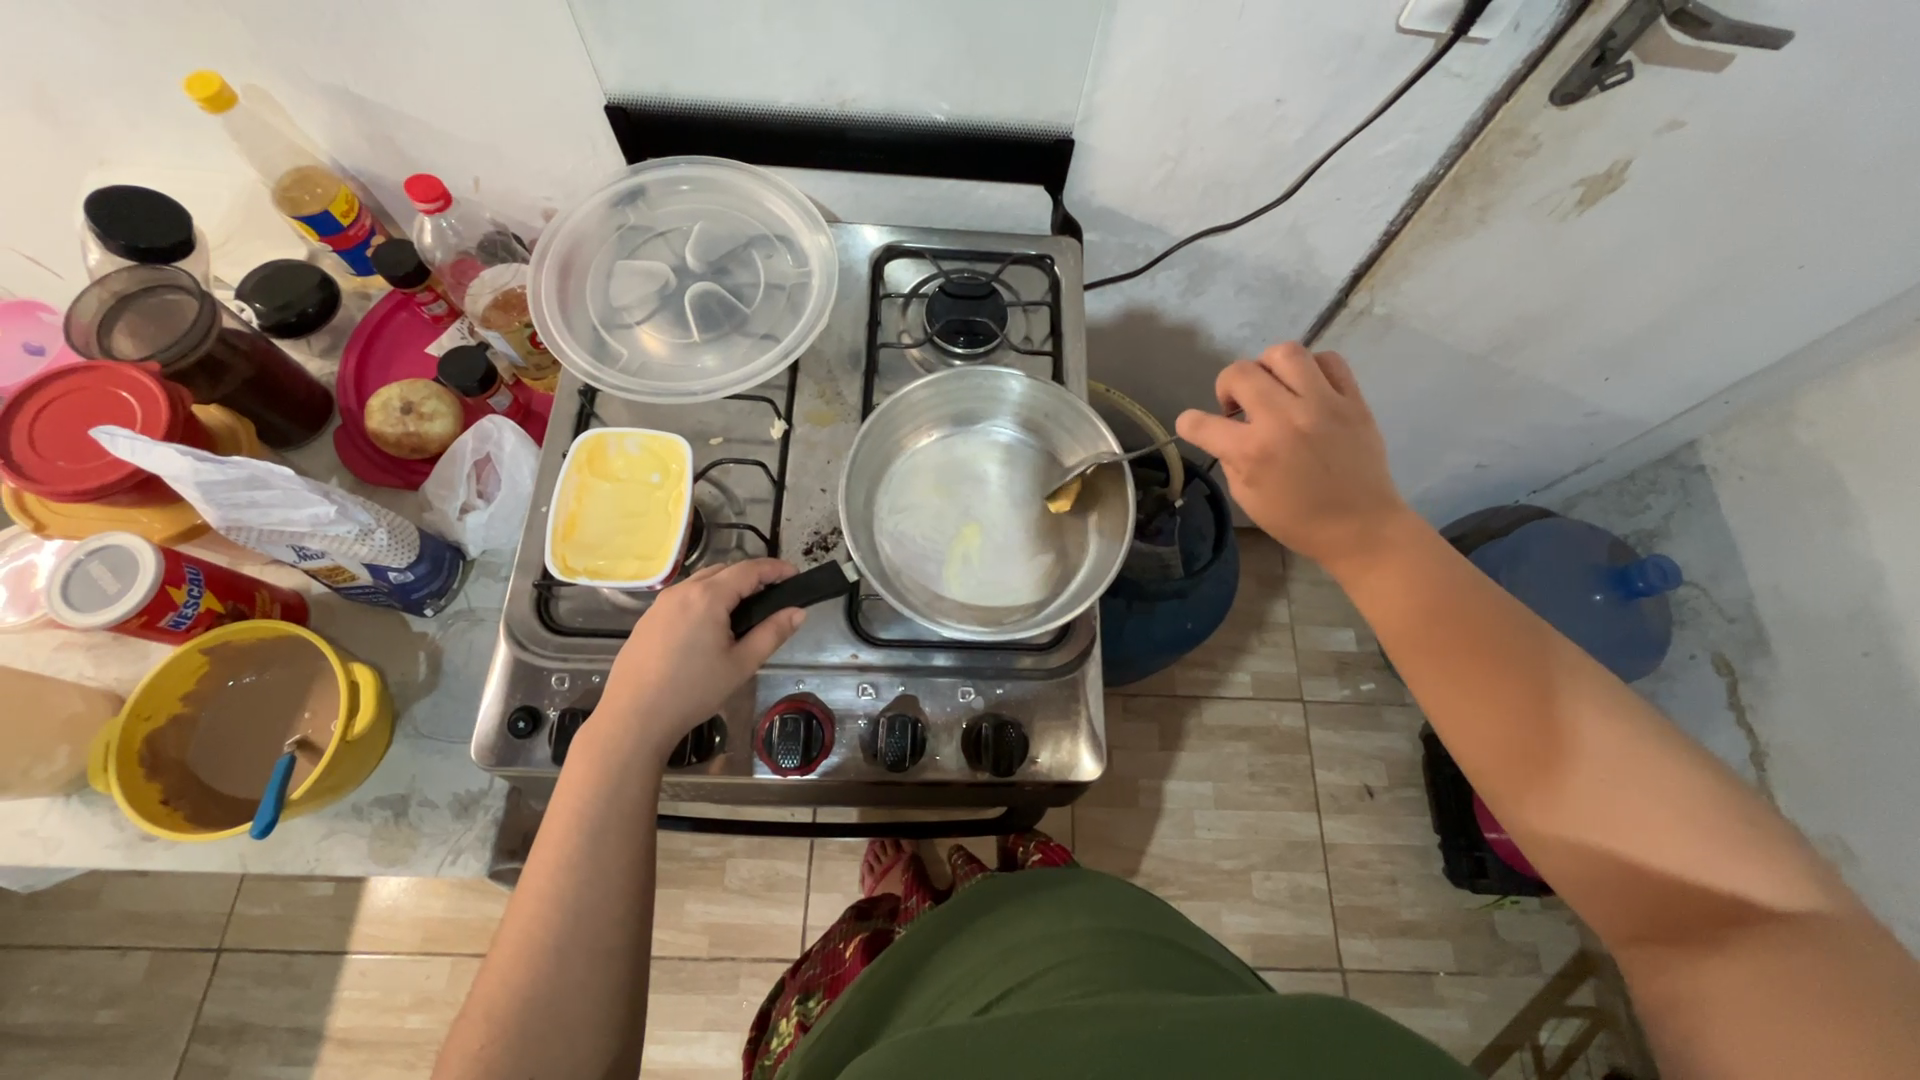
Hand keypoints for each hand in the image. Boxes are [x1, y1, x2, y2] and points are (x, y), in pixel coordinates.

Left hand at [590, 559, 806, 762]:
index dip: (775, 569)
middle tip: (773, 595)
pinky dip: (704, 599)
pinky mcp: (648, 619)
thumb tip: (798, 612)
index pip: (749, 569)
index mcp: (708, 597)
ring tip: (744, 610)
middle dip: (751, 576)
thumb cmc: (693, 691)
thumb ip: (772, 633)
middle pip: (723, 570)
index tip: (794, 575)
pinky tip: (709, 627)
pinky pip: (683, 597)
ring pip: (701, 582)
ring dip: (726, 586)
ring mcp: (661, 603)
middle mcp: (682, 591)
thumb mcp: (742, 664)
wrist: (635, 716)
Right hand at [1175, 343, 1419, 572]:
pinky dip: (1311, 368)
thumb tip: (1228, 435)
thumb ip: (1232, 459)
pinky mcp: (1353, 401)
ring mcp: (1323, 405)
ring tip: (1273, 388)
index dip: (1189, 424)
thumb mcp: (1248, 498)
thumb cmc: (1299, 521)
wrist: (1361, 527)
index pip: (1200, 423)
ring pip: (1284, 353)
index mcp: (1253, 451)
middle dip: (1226, 386)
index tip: (1196, 427)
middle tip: (1238, 407)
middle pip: (1239, 373)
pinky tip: (1308, 388)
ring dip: (1267, 367)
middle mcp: (1284, 419)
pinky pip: (1329, 361)